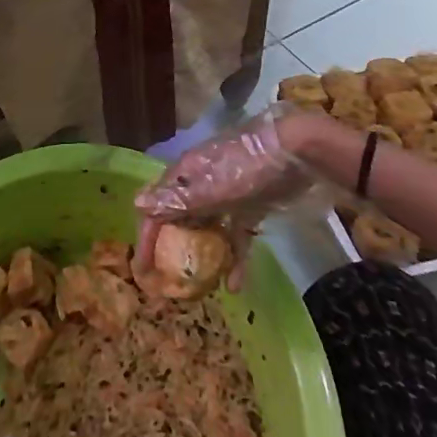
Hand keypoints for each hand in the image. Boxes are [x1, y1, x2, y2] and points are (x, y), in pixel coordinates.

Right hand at [134, 104, 322, 290]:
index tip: (143, 269)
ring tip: (197, 285)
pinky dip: (235, 257)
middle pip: (179, 217)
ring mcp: (227, 194)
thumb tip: (137, 203)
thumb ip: (177, 200)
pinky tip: (235, 285)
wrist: (299, 151)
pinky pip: (236, 234)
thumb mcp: (212, 187)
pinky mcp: (250, 204)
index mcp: (186, 175)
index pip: (157, 207)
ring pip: (207, 228)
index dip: (147, 236)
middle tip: (166, 279)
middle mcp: (201, 183)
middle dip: (171, 247)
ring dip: (202, 255)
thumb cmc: (250, 168)